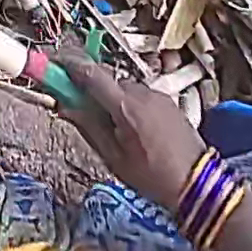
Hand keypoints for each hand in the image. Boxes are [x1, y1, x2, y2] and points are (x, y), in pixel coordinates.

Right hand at [56, 50, 205, 210]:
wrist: (204, 188)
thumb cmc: (154, 178)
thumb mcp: (113, 157)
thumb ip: (87, 125)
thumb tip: (64, 105)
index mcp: (124, 105)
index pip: (88, 71)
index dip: (65, 63)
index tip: (48, 62)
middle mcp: (140, 91)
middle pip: (103, 78)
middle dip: (86, 86)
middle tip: (76, 103)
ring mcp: (156, 94)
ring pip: (120, 86)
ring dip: (108, 96)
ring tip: (110, 124)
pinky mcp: (167, 100)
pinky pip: (137, 94)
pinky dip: (126, 101)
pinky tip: (131, 126)